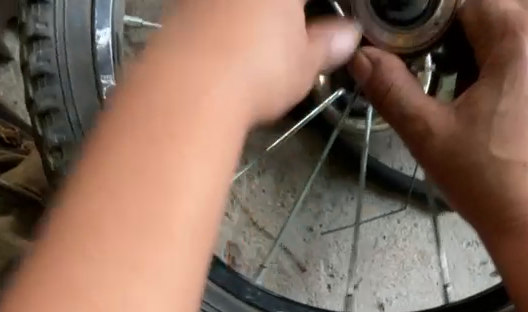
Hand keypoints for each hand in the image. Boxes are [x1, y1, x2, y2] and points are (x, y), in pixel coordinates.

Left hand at [152, 0, 360, 125]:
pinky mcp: (179, 4)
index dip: (321, 10)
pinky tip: (229, 47)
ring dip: (252, 16)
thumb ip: (327, 44)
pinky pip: (211, 10)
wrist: (189, 87)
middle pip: (274, 0)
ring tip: (262, 41)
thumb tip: (347, 36)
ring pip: (237, 6)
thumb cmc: (260, 68)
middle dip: (287, 13)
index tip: (331, 26)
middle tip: (295, 32)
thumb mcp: (305, 63)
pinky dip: (224, 21)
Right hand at [350, 0, 527, 236]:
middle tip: (451, 81)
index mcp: (523, 36)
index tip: (427, 55)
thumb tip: (363, 57)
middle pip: (506, 10)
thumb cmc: (487, 181)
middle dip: (474, 36)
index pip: (472, 2)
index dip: (442, 24)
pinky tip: (513, 112)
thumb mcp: (430, 135)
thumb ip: (393, 90)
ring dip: (503, 51)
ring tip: (482, 99)